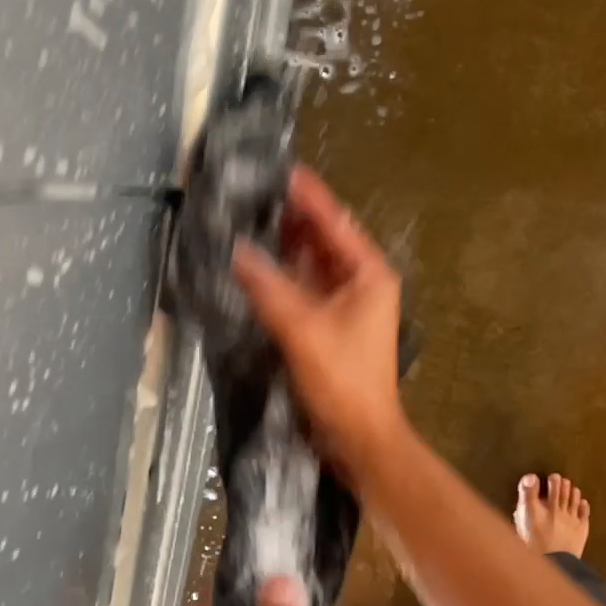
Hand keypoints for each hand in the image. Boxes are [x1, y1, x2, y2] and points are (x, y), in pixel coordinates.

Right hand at [233, 165, 407, 477]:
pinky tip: (256, 268)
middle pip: (323, 241)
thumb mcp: (303, 330)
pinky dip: (283, 278)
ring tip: (248, 222)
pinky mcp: (331, 329)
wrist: (360, 436)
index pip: (335, 222)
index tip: (280, 168)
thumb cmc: (343, 381)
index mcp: (369, 275)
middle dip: (291, 220)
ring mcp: (348, 307)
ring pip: (312, 266)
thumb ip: (268, 287)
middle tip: (253, 195)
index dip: (308, 196)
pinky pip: (305, 291)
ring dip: (285, 249)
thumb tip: (237, 249)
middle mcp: (362, 284)